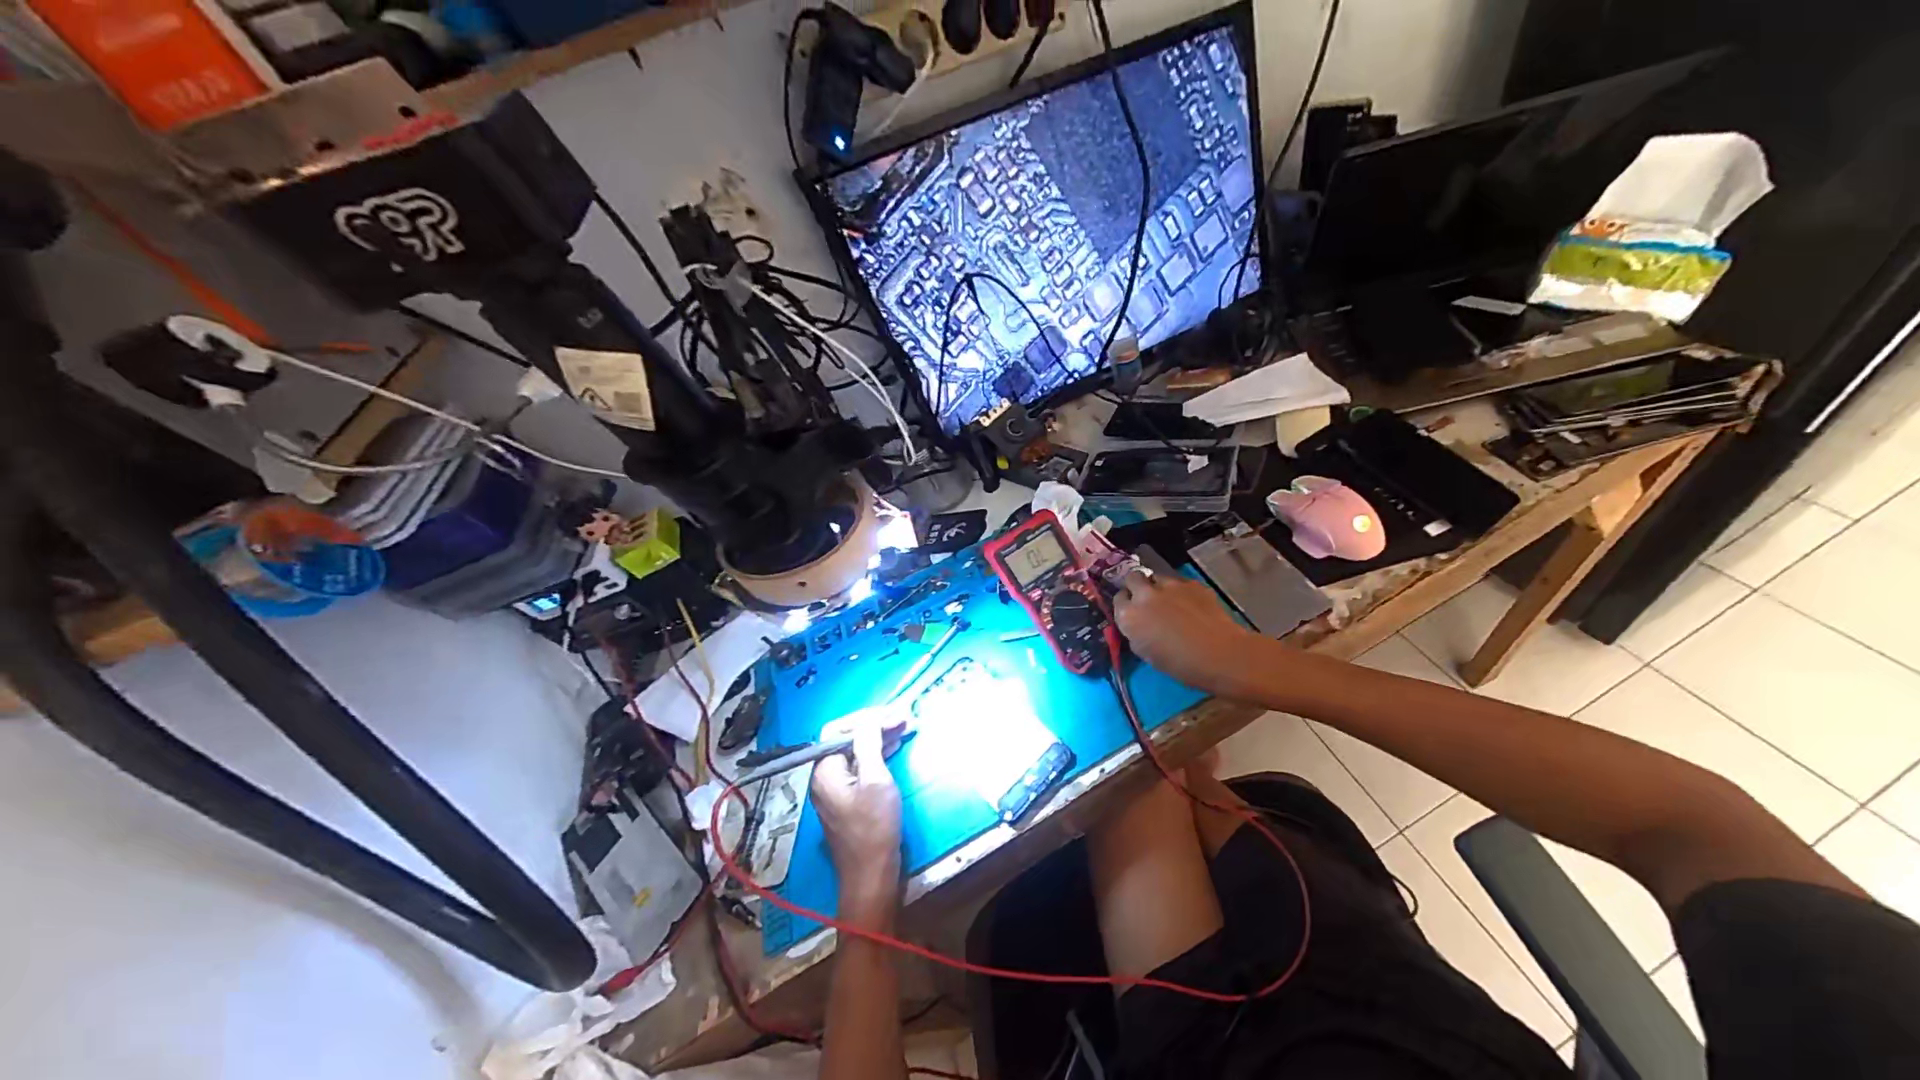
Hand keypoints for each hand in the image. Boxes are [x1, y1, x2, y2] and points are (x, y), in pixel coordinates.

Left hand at [811, 718, 902, 931]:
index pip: (839, 728)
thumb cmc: (875, 827)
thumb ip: (869, 744)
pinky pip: (859, 768)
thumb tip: (868, 719)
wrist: (871, 878)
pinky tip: (893, 749)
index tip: (893, 715)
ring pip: (855, 753)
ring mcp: (834, 791)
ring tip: (904, 728)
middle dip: (874, 727)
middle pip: (846, 740)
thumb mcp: (876, 780)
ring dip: (878, 740)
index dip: (866, 718)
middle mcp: (823, 777)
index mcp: (824, 770)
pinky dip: (876, 756)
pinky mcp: (847, 802)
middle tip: (903, 719)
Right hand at [1112, 570, 1265, 694]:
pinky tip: (1192, 605)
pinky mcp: (1192, 583)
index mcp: (1129, 615)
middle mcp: (1144, 595)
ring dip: (1159, 587)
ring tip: (1171, 602)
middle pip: (1133, 578)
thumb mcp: (1146, 653)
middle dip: (1137, 586)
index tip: (1133, 611)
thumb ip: (1136, 633)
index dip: (1126, 603)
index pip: (1118, 599)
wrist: (1220, 654)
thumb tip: (1139, 625)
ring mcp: (1169, 586)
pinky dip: (1181, 591)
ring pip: (1157, 578)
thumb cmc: (1180, 664)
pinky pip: (1180, 583)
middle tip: (1147, 599)